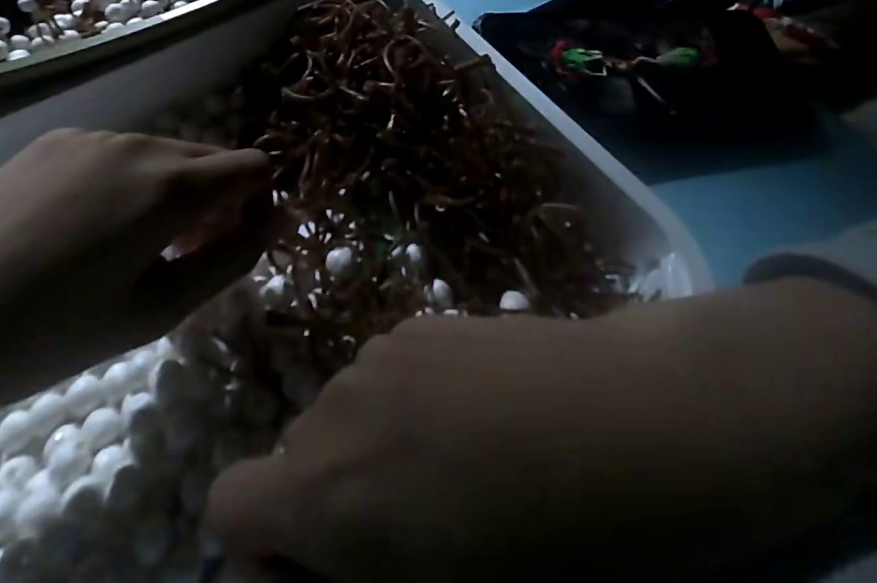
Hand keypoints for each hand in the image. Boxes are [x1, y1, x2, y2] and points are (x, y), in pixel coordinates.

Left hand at [0, 130, 273, 430]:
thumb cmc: (46, 336)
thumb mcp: (155, 312)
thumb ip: (230, 259)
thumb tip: (274, 219)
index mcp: (168, 184)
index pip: (253, 167)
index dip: (261, 203)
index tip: (237, 244)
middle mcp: (135, 142)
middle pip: (209, 157)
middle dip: (217, 200)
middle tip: (183, 259)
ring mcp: (86, 135)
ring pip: (161, 155)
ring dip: (171, 192)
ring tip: (129, 250)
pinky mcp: (47, 141)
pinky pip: (116, 153)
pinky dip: (127, 183)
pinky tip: (83, 231)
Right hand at [206, 280, 876, 580]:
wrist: (646, 419)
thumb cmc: (561, 550)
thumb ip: (365, 580)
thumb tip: (345, 561)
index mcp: (330, 490)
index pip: (230, 504)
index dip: (264, 552)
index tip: (333, 576)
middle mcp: (339, 404)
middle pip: (292, 457)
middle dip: (329, 504)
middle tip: (411, 537)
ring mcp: (385, 350)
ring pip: (343, 414)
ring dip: (371, 451)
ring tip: (459, 474)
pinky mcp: (430, 319)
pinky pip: (387, 376)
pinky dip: (406, 407)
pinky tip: (483, 423)